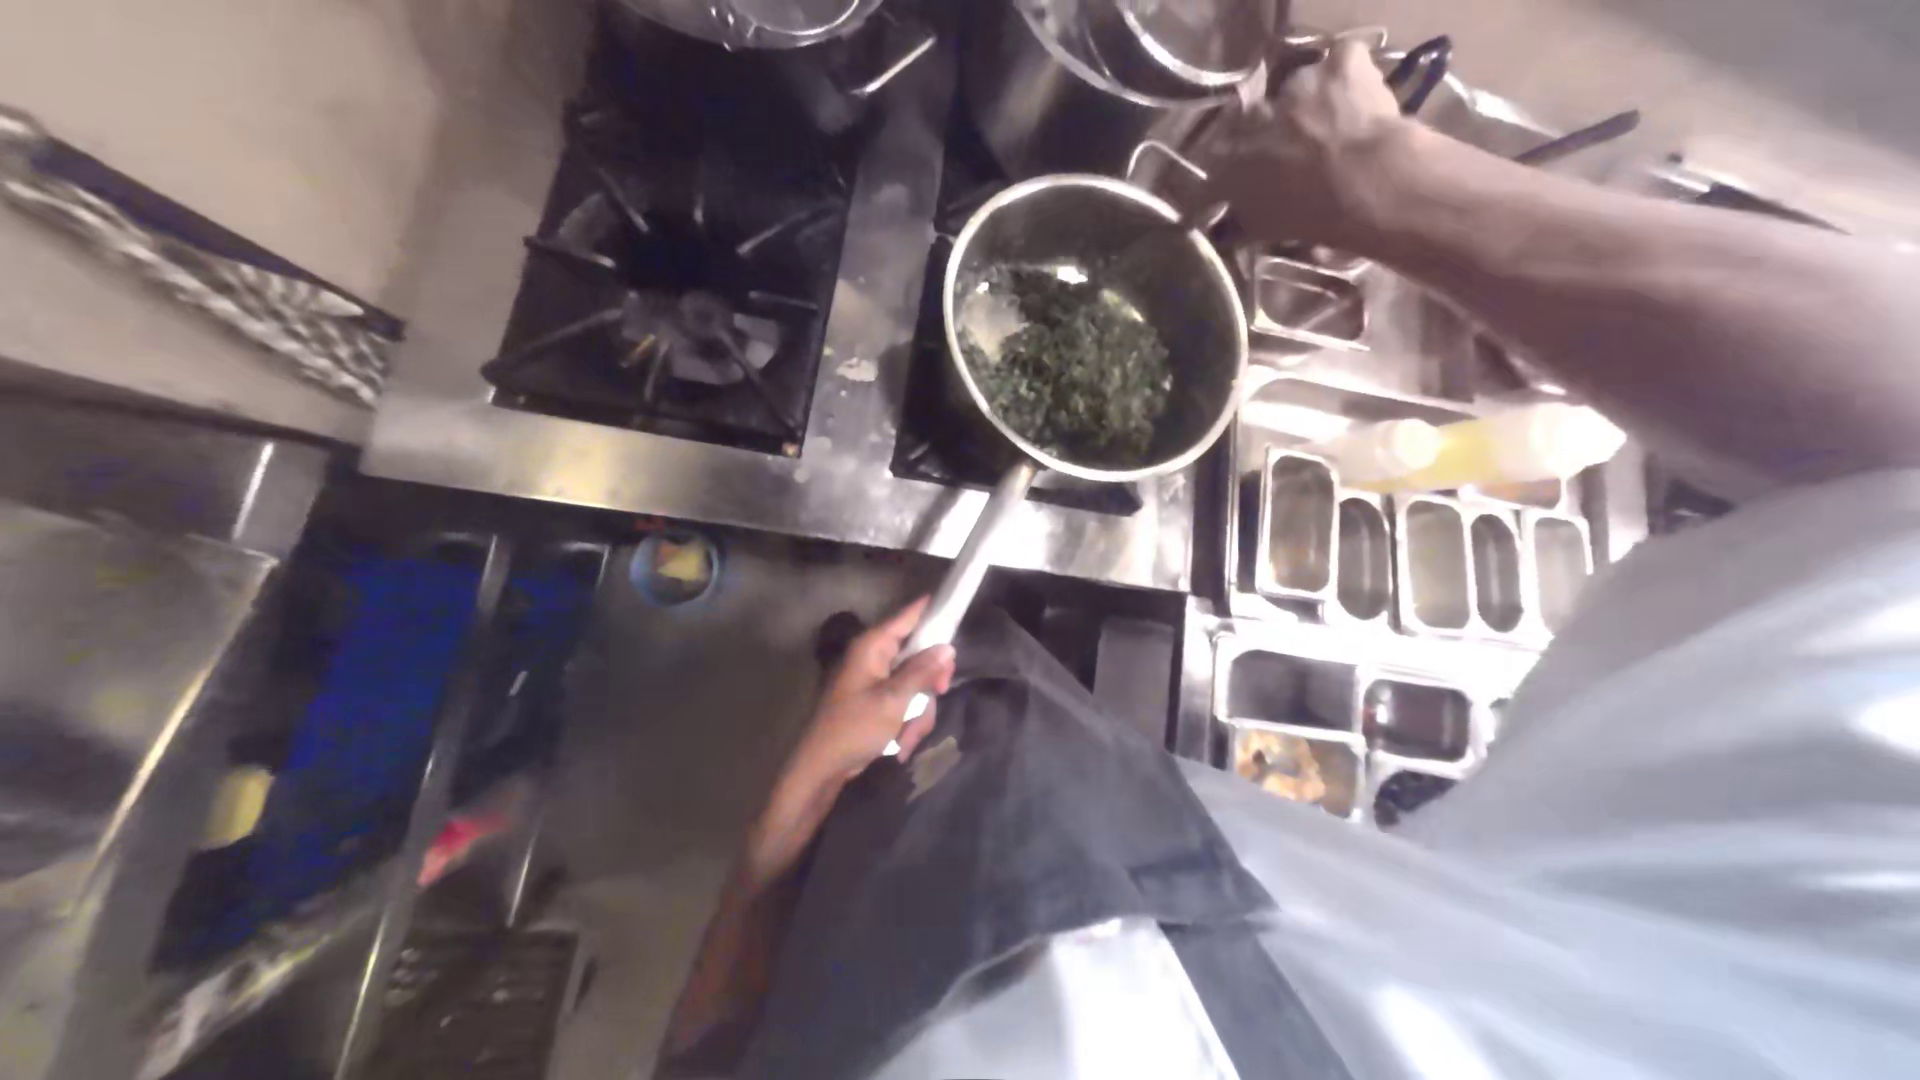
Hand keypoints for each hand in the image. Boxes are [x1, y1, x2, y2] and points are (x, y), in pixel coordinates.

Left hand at [787, 597, 956, 790]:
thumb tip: (948, 647)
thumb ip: (922, 671)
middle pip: (919, 654)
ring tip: (906, 737)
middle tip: (941, 691)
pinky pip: (905, 702)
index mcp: (873, 647)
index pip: (908, 616)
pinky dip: (907, 723)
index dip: (932, 610)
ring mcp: (876, 680)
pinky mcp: (878, 701)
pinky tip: (900, 745)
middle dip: (929, 682)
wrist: (823, 767)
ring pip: (916, 684)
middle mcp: (875, 657)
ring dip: (918, 712)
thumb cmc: (855, 727)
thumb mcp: (894, 700)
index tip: (956, 607)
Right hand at [1198, 35, 1412, 247]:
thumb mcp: (1261, 229)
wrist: (1364, 181)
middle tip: (1283, 152)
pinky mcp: (1340, 63)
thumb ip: (1239, 220)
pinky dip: (1345, 77)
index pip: (1213, 164)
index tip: (1232, 187)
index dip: (1223, 175)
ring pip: (1294, 90)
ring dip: (1304, 104)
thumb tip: (1227, 225)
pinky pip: (1339, 63)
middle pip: (1250, 120)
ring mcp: (1297, 85)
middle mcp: (1254, 116)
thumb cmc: (1306, 215)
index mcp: (1229, 160)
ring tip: (1325, 124)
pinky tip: (1354, 95)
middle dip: (1262, 133)